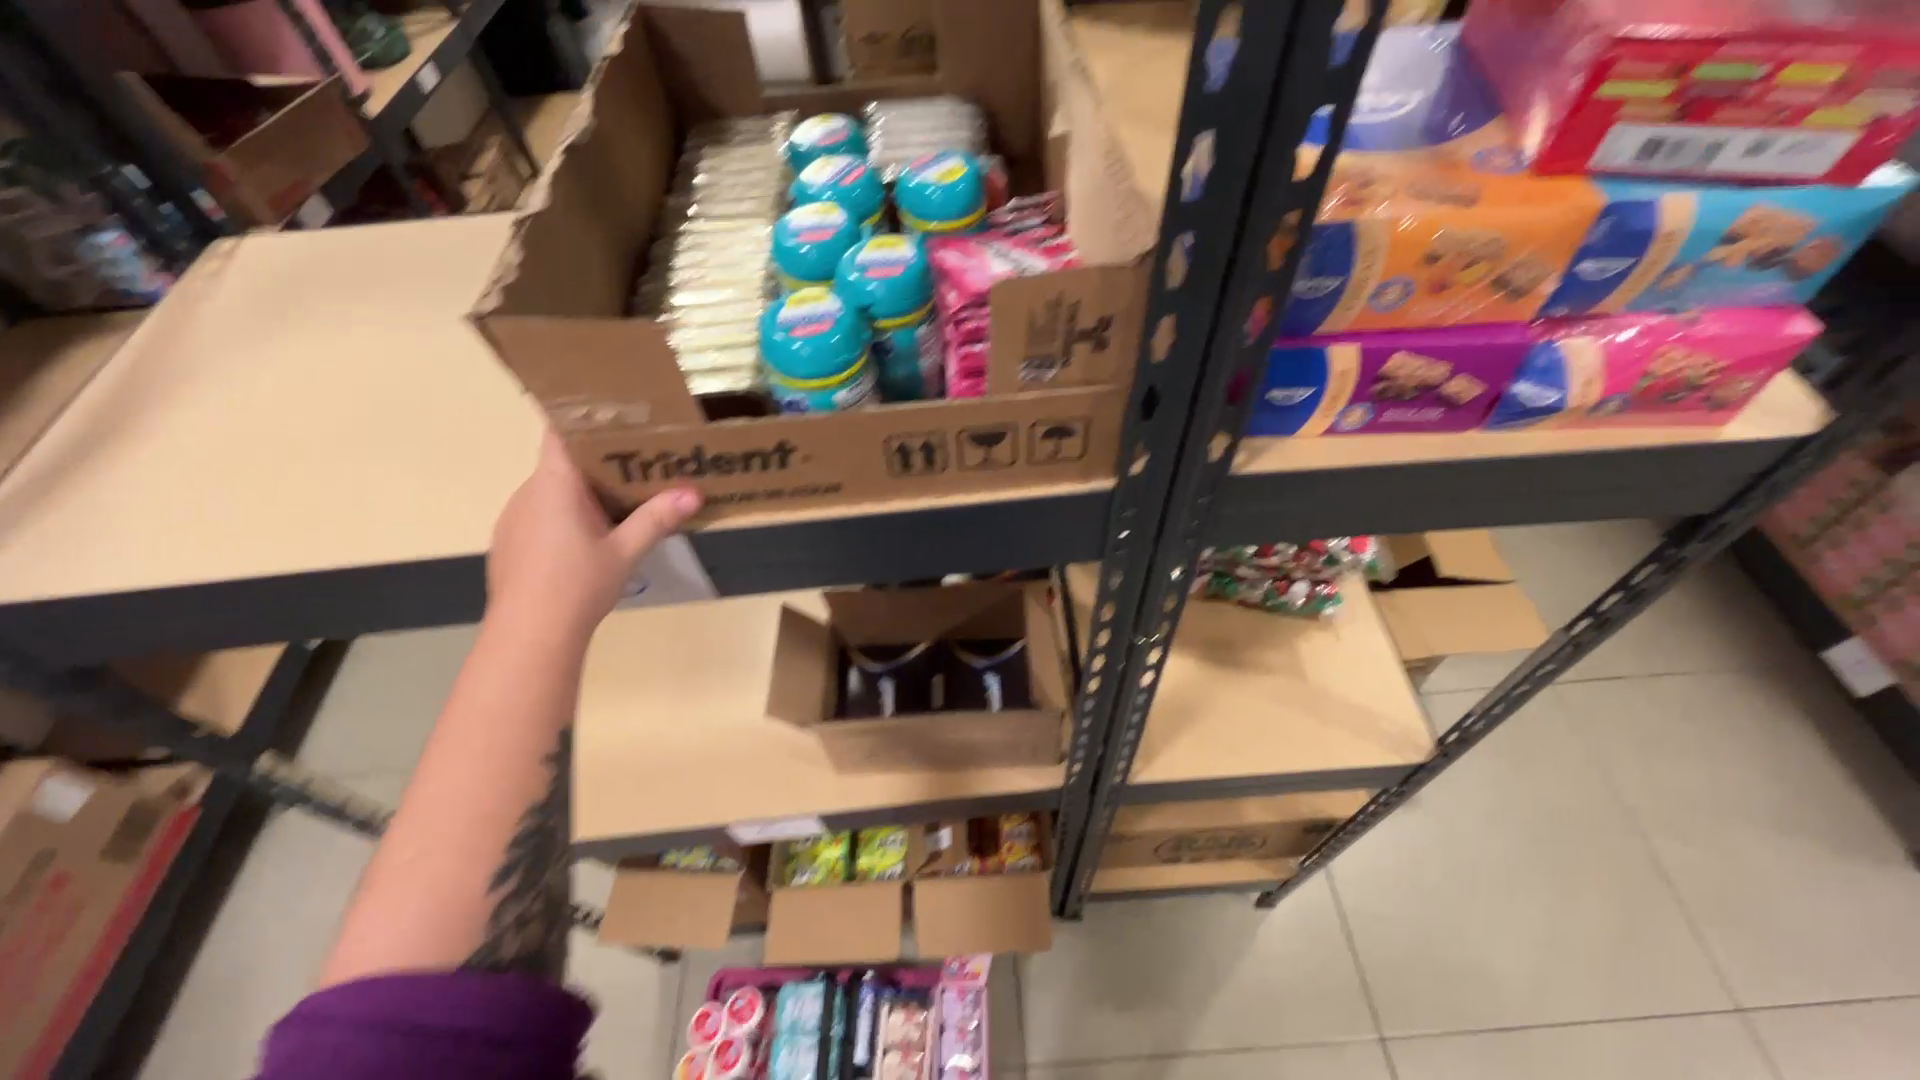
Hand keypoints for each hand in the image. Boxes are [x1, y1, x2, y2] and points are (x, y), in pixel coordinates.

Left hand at [487, 432, 701, 641]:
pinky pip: (539, 516)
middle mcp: (527, 493)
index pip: (560, 432)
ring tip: (618, 508)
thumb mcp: (625, 553)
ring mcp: (513, 518)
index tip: (616, 419)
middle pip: (561, 463)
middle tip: (637, 468)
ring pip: (550, 492)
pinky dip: (563, 519)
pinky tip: (586, 544)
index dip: (584, 421)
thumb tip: (694, 493)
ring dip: (580, 496)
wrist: (529, 635)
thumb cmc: (577, 586)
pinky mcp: (509, 543)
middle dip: (596, 464)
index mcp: (554, 484)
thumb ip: (657, 519)